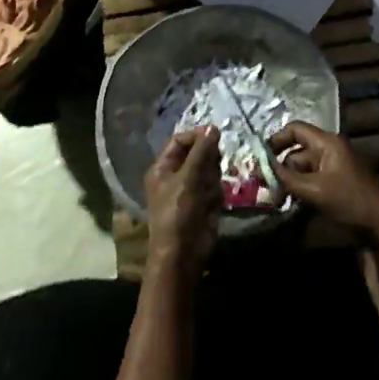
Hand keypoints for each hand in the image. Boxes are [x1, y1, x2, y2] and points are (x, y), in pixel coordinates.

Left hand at [145, 126, 221, 280]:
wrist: (184, 252)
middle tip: (210, 171)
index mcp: (163, 167)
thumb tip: (212, 127)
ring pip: (209, 170)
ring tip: (208, 193)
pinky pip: (214, 187)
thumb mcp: (188, 177)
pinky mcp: (203, 202)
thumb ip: (201, 151)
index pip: (180, 141)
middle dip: (207, 161)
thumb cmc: (179, 211)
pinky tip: (212, 204)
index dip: (197, 137)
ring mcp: (190, 189)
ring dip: (212, 179)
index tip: (215, 136)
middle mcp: (175, 175)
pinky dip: (215, 193)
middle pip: (197, 154)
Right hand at [270, 122, 378, 231]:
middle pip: (297, 151)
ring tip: (277, 197)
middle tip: (265, 185)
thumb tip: (264, 167)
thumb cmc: (350, 201)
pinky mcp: (336, 180)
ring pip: (303, 167)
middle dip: (281, 167)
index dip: (277, 140)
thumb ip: (287, 178)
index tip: (261, 158)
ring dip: (290, 180)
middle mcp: (330, 149)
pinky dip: (301, 187)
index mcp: (327, 143)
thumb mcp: (314, 190)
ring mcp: (334, 164)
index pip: (295, 129)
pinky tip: (291, 201)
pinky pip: (312, 178)